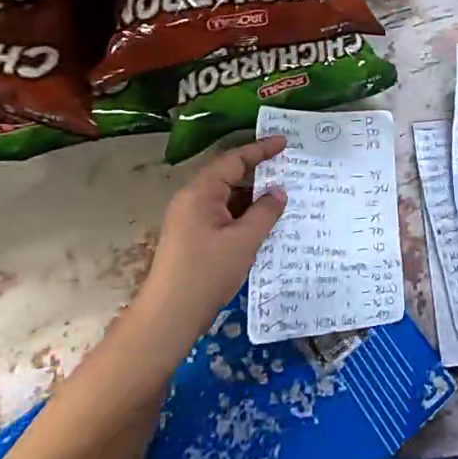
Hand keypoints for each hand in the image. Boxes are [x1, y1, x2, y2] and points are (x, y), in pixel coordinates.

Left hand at [141, 137, 288, 333]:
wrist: (169, 316)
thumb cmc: (207, 272)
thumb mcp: (244, 240)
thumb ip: (265, 212)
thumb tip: (278, 192)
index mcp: (200, 192)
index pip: (233, 160)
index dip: (260, 149)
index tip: (284, 142)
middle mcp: (191, 200)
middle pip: (228, 176)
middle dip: (258, 173)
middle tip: (289, 170)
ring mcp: (189, 219)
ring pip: (225, 198)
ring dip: (252, 197)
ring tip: (282, 197)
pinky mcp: (191, 237)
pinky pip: (221, 215)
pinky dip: (242, 214)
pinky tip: (262, 222)